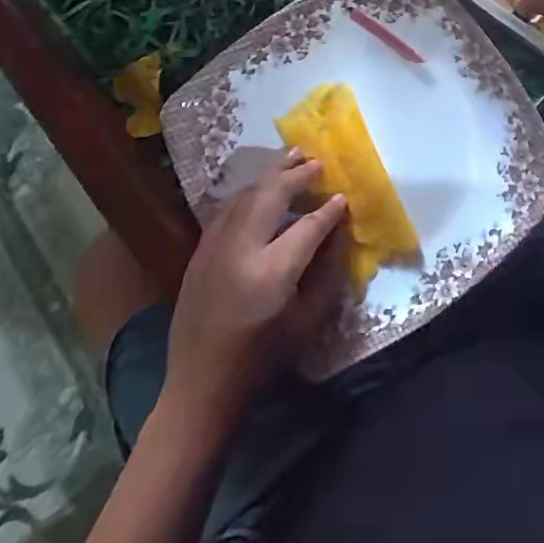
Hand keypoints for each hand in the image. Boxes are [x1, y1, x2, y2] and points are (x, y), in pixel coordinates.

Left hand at [165, 150, 348, 402]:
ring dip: (271, 175)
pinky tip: (261, 186)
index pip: (308, 226)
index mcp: (271, 272)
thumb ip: (328, 270)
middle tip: (318, 163)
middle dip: (297, 176)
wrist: (203, 384)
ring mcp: (214, 248)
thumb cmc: (265, 357)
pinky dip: (249, 192)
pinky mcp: (199, 252)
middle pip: (270, 196)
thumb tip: (339, 230)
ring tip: (293, 158)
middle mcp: (239, 250)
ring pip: (245, 195)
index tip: (343, 197)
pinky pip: (227, 209)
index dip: (329, 210)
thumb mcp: (310, 319)